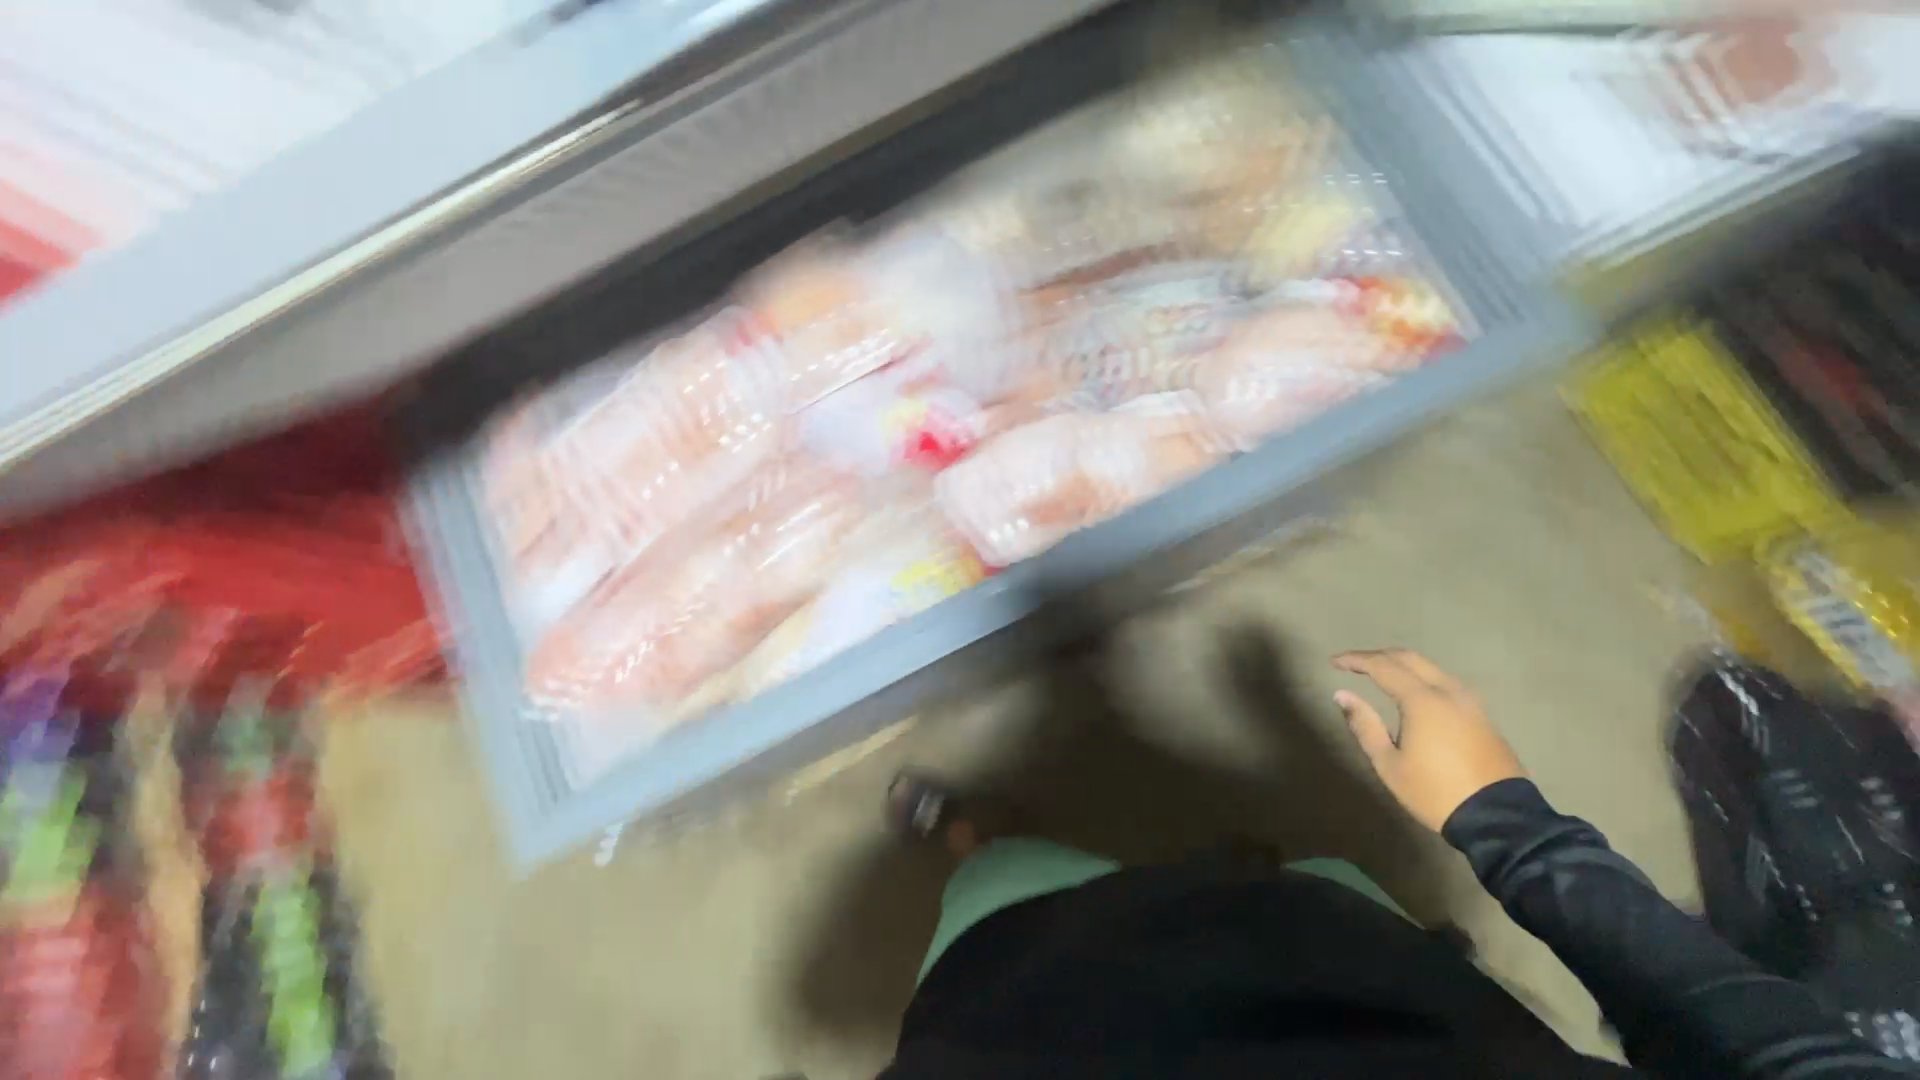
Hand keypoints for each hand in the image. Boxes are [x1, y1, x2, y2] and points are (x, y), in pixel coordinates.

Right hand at [1332, 649, 1525, 831]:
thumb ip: (1364, 725)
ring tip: (1381, 675)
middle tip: (1354, 663)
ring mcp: (1471, 703)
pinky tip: (1413, 693)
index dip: (1356, 660)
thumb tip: (1342, 695)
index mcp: (1423, 701)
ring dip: (1402, 665)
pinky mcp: (1483, 716)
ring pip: (1431, 669)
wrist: (1499, 818)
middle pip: (1409, 658)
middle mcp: (1449, 692)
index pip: (1383, 666)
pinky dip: (1422, 679)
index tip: (1334, 661)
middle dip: (1379, 655)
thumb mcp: (1389, 764)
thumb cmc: (1435, 792)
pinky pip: (1446, 684)